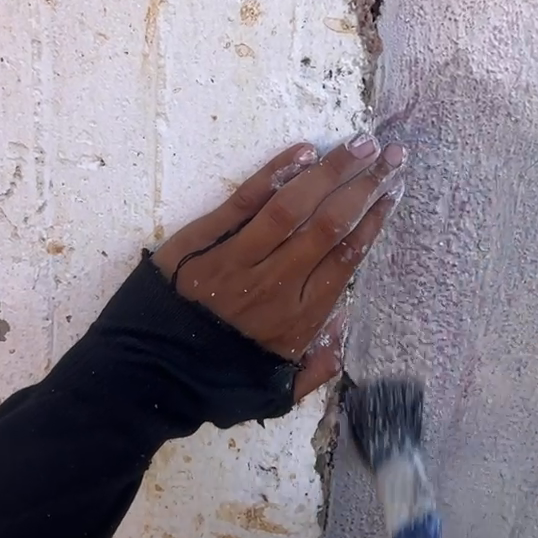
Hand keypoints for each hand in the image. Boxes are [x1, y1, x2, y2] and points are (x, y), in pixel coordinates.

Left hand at [152, 135, 404, 401]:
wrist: (143, 378)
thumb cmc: (213, 384)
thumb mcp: (273, 393)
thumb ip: (315, 369)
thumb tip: (343, 333)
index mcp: (298, 320)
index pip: (347, 257)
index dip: (375, 220)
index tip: (395, 191)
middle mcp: (276, 283)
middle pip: (331, 225)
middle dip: (367, 185)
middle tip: (393, 155)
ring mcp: (238, 258)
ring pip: (294, 206)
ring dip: (331, 171)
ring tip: (360, 143)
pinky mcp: (204, 239)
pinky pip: (246, 199)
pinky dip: (275, 172)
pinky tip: (304, 151)